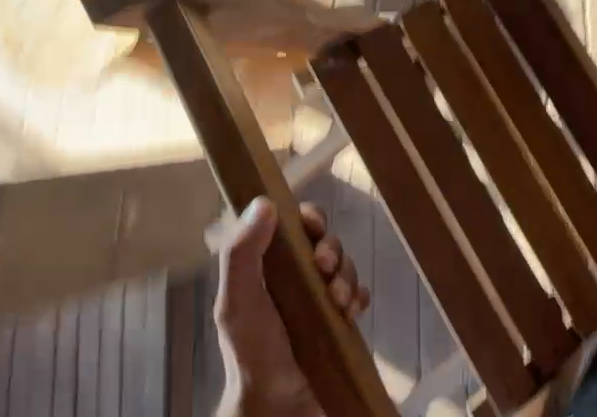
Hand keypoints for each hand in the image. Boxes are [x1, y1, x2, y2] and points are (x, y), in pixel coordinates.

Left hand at [212, 198, 370, 416]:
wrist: (281, 408)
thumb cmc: (253, 354)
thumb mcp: (237, 304)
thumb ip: (243, 254)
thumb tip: (265, 201)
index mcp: (262, 270)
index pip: (291, 225)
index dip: (308, 219)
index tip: (313, 228)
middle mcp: (289, 279)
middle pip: (324, 241)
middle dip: (332, 250)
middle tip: (325, 270)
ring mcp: (316, 299)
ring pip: (344, 265)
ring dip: (346, 278)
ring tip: (338, 305)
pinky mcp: (338, 320)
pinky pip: (360, 292)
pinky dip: (359, 297)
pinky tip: (352, 313)